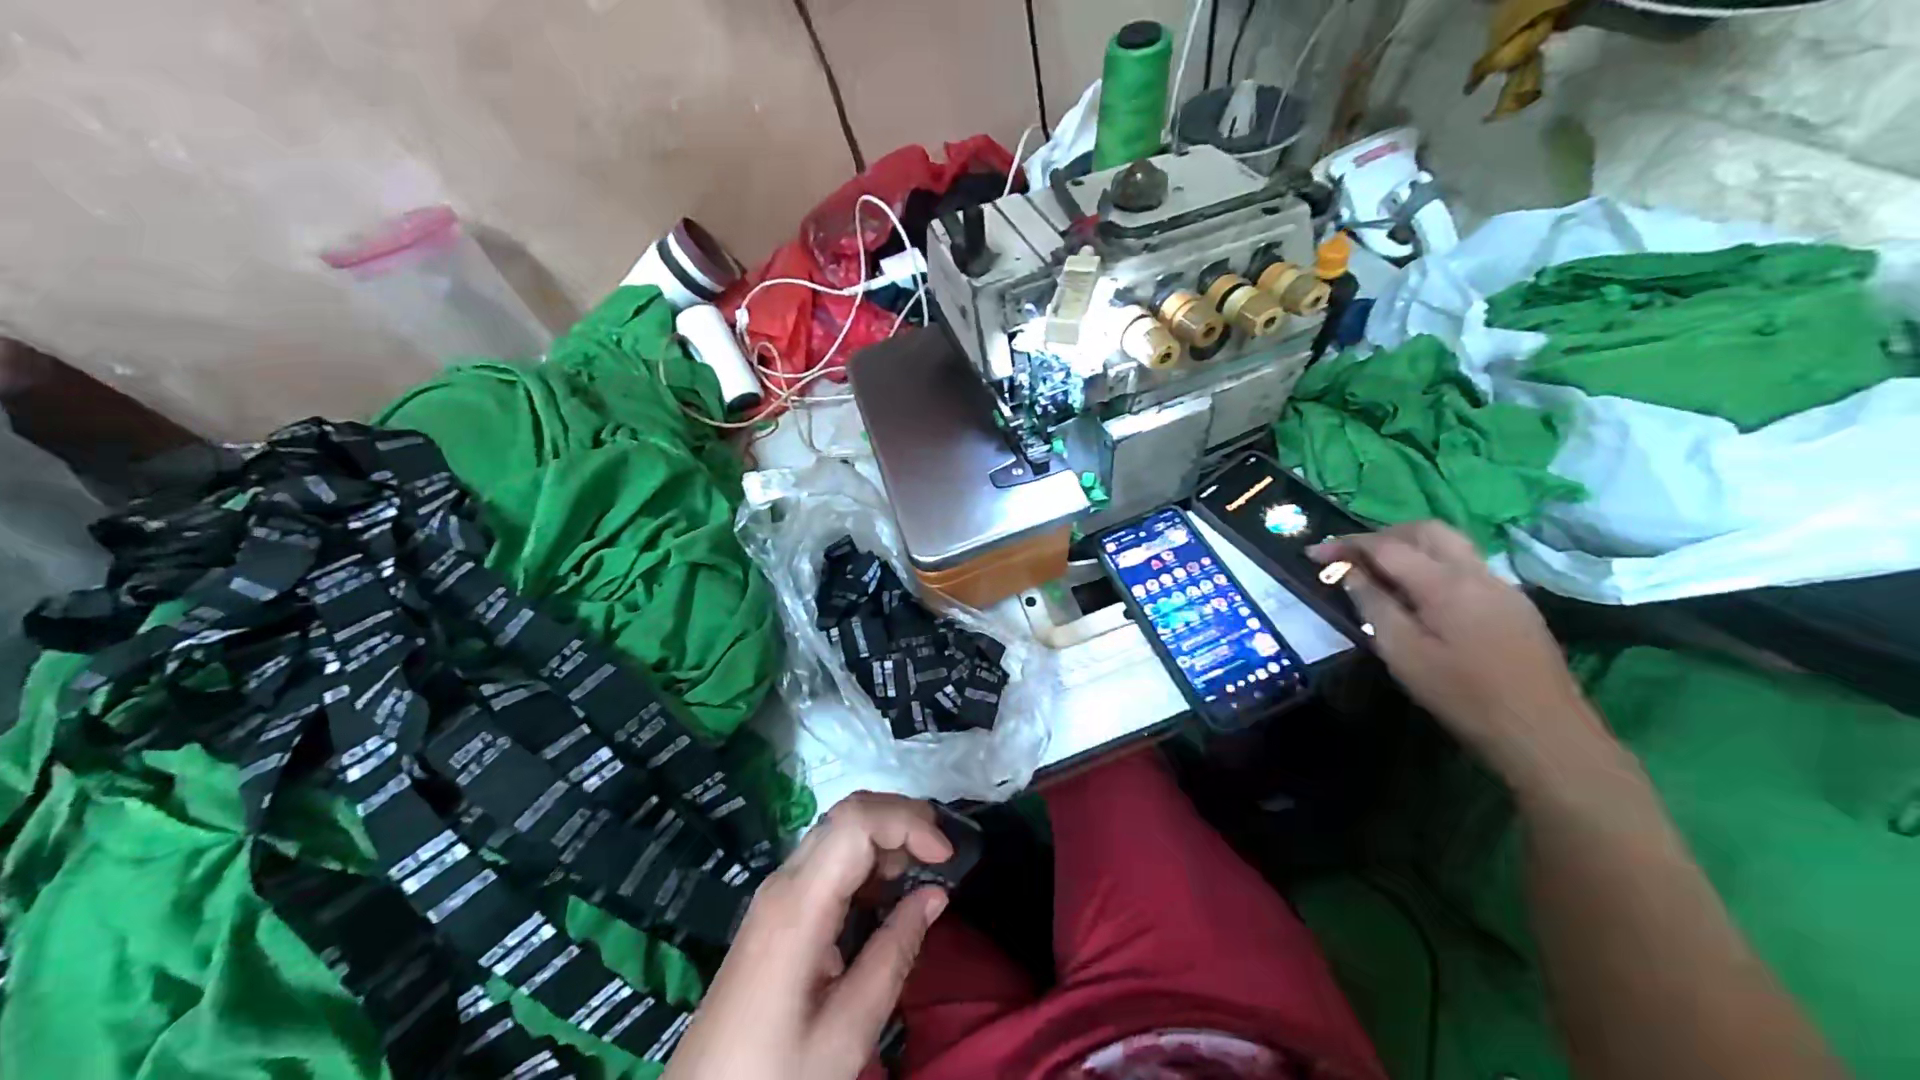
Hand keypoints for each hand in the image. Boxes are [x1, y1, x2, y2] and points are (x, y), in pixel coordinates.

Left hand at [662, 792, 952, 1079]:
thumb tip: (936, 894)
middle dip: (902, 819)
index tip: (946, 859)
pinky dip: (867, 858)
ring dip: (886, 837)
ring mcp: (776, 893)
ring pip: (838, 831)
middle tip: (942, 855)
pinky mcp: (776, 909)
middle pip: (847, 814)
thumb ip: (894, 954)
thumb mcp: (847, 1030)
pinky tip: (888, 892)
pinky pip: (827, 860)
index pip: (856, 822)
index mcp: (799, 904)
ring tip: (924, 873)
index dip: (908, 823)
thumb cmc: (775, 1074)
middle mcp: (784, 882)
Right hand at [1309, 521, 1614, 786]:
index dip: (1347, 544)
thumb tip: (1349, 573)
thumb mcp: (1403, 653)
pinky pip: (1466, 567)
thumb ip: (1373, 606)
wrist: (1545, 733)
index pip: (1387, 546)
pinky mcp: (1515, 606)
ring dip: (1410, 547)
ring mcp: (1502, 587)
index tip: (1313, 554)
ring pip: (1451, 545)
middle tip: (1350, 556)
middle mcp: (1477, 573)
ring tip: (1380, 572)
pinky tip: (1420, 597)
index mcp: (1445, 583)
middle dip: (1382, 535)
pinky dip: (1433, 566)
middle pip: (1426, 530)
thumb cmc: (1464, 696)